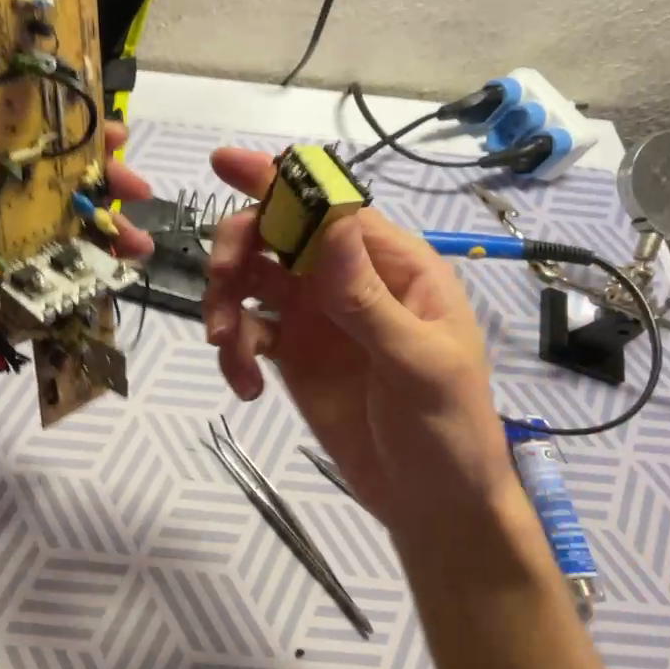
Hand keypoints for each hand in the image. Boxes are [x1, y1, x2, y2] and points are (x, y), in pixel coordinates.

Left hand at [0, 124, 154, 453]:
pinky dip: (83, 275)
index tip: (103, 131)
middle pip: (41, 193)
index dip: (52, 135)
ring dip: (98, 232)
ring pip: (53, 235)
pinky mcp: (3, 303)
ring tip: (139, 244)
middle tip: (137, 189)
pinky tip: (117, 275)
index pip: (1, 157)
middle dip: (93, 185)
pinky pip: (50, 280)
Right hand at [201, 147, 513, 548]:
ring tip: (229, 349)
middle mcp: (345, 280)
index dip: (277, 181)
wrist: (433, 504)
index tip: (223, 165)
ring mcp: (313, 316)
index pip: (329, 208)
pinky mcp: (290, 353)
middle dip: (237, 251)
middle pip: (274, 237)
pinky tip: (246, 387)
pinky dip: (233, 354)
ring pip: (249, 282)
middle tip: (221, 281)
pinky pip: (245, 333)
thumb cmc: (448, 429)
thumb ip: (367, 297)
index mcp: (392, 266)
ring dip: (225, 306)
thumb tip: (332, 220)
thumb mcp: (417, 363)